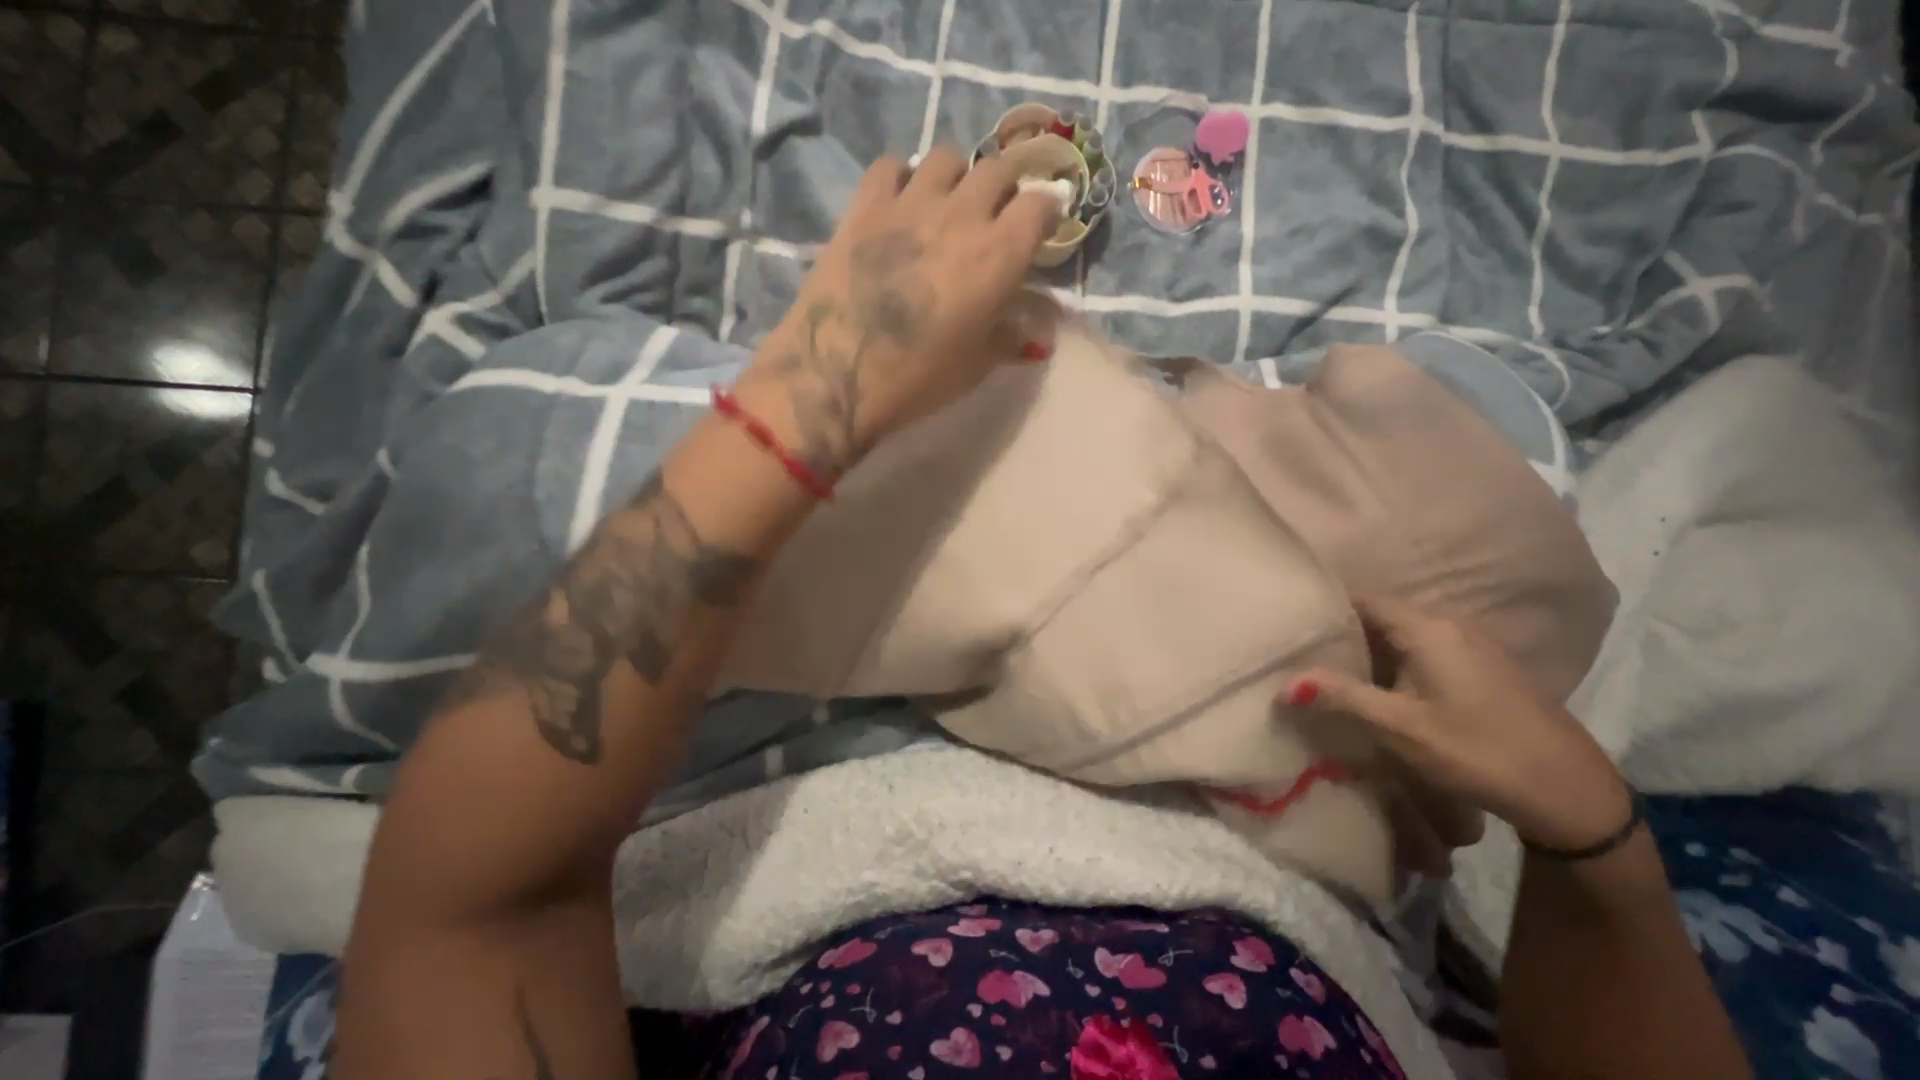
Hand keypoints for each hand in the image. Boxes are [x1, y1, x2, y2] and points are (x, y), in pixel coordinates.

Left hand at [739, 148, 1062, 481]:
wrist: (836, 375)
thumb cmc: (917, 378)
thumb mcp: (977, 365)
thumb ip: (1011, 334)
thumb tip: (1035, 326)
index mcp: (999, 254)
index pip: (1040, 204)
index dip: (1046, 213)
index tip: (1040, 228)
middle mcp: (961, 215)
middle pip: (997, 170)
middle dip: (1004, 188)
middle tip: (996, 215)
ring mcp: (910, 203)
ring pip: (946, 158)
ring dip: (956, 176)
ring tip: (948, 202)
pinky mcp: (864, 205)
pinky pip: (891, 166)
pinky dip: (902, 177)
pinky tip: (900, 202)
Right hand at [1288, 595, 1632, 853]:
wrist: (1567, 789)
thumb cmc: (1478, 751)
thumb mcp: (1401, 729)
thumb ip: (1343, 699)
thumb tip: (1285, 683)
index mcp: (1427, 628)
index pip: (1362, 596)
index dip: (1324, 605)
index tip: (1290, 623)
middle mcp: (1450, 625)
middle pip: (1381, 614)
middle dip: (1341, 631)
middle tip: (1298, 654)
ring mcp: (1472, 646)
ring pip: (1403, 635)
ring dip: (1367, 651)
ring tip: (1328, 673)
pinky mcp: (1483, 669)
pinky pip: (1424, 652)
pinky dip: (1394, 663)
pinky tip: (1378, 692)